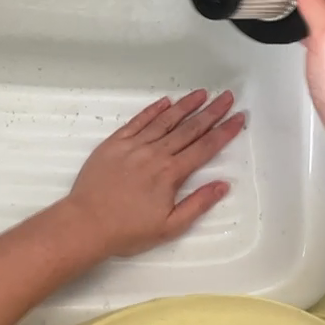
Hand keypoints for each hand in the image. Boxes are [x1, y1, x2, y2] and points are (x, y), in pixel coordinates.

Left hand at [52, 90, 244, 258]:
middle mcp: (154, 154)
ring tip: (201, 94)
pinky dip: (152, 110)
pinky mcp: (114, 143)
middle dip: (211, 112)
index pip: (204, 148)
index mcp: (170, 173)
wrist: (86, 223)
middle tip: (226, 97)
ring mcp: (133, 146)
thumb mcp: (169, 227)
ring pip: (164, 120)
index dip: (224, 132)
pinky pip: (137, 122)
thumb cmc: (127, 230)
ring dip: (185, 106)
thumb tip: (222, 185)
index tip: (238, 118)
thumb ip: (198, 204)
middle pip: (189, 129)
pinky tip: (165, 102)